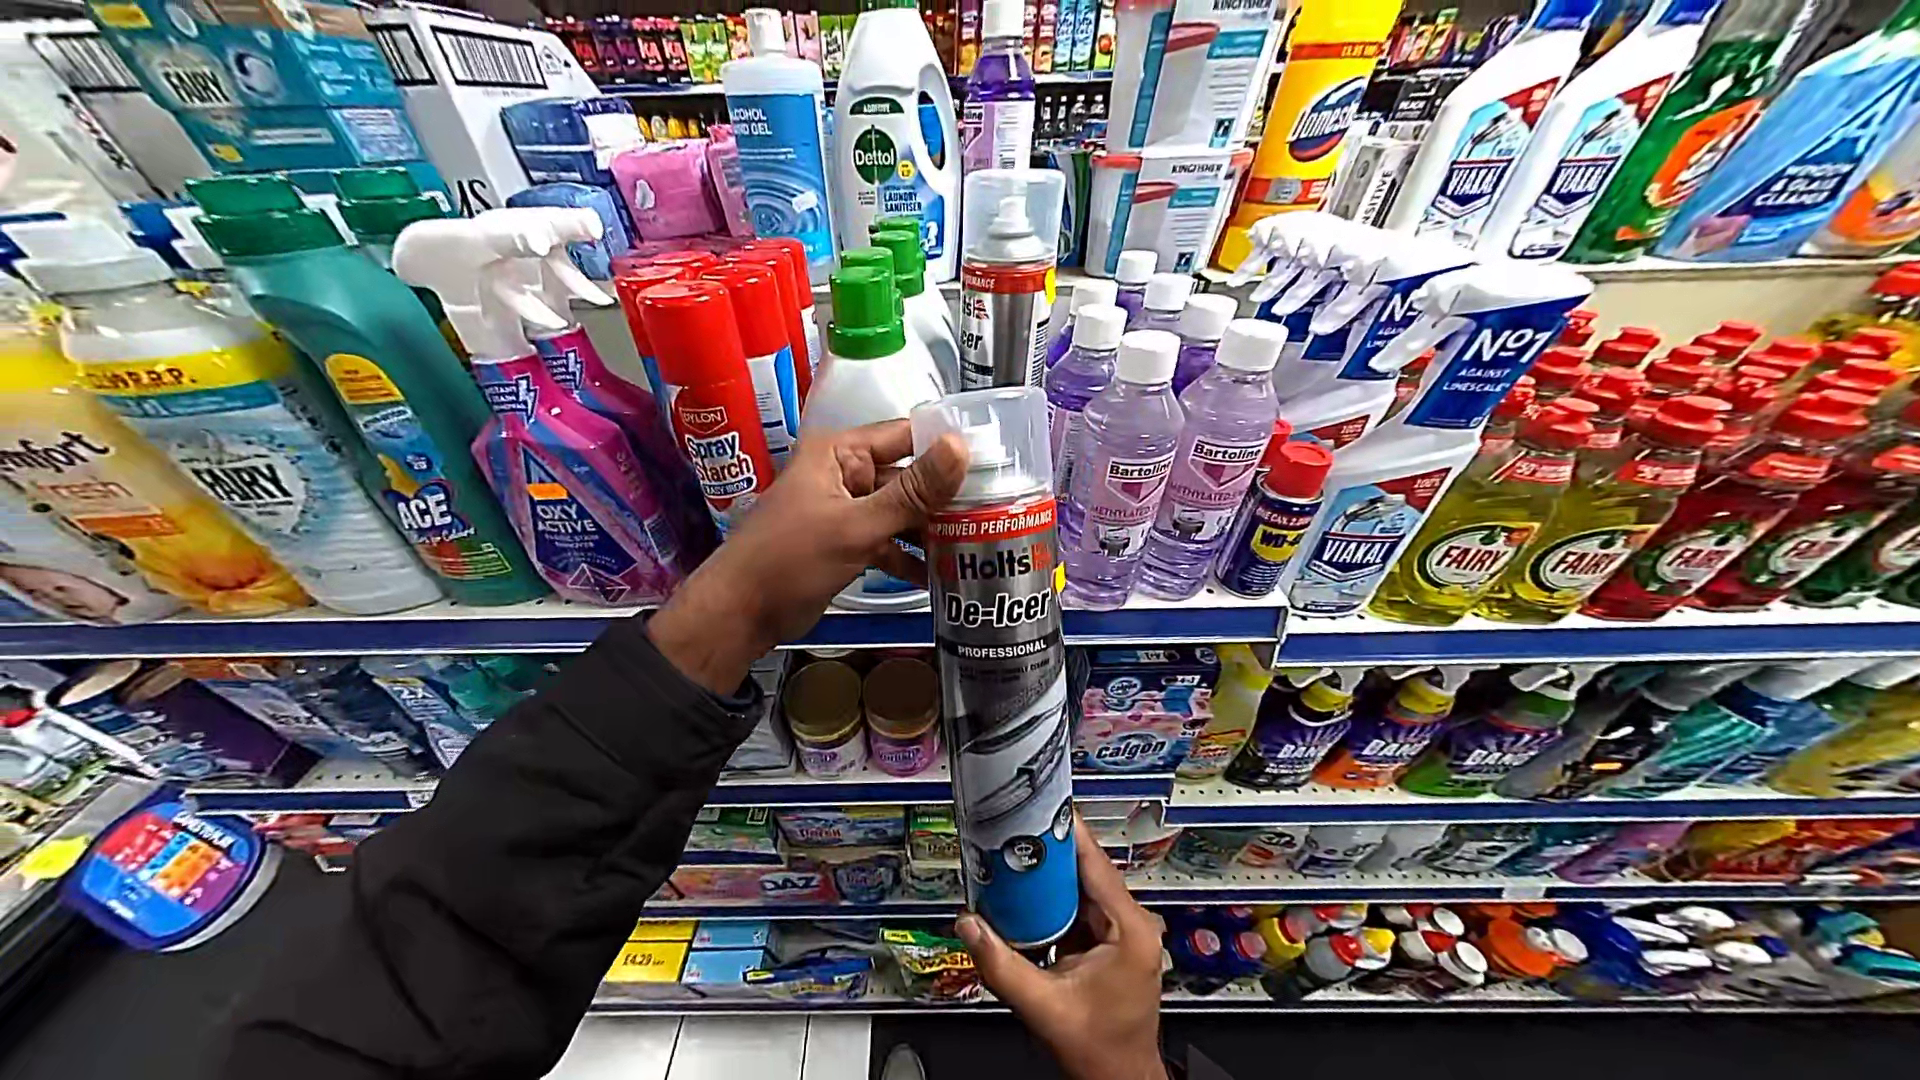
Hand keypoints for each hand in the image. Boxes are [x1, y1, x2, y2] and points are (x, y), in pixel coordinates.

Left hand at [648, 419, 967, 693]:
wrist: (741, 614)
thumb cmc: (791, 560)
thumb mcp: (857, 525)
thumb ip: (913, 492)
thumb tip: (961, 447)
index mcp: (841, 453)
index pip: (905, 435)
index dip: (946, 446)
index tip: (993, 462)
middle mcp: (847, 475)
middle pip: (908, 477)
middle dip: (944, 497)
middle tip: (994, 512)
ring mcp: (847, 510)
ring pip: (901, 512)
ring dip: (929, 531)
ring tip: (974, 545)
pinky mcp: (847, 542)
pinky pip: (887, 540)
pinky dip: (907, 556)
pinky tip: (937, 576)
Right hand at [957, 817, 1169, 1079]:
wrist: (1119, 1079)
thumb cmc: (1099, 1050)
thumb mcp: (1043, 1008)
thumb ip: (1001, 965)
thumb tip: (968, 926)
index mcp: (1129, 929)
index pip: (1095, 860)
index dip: (1067, 829)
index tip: (1042, 804)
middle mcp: (1132, 921)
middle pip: (1085, 867)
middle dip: (1049, 849)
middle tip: (1015, 831)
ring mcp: (1124, 927)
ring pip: (1081, 882)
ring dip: (1050, 871)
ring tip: (1017, 853)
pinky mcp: (1111, 934)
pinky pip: (1080, 899)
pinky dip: (1055, 893)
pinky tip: (1029, 890)